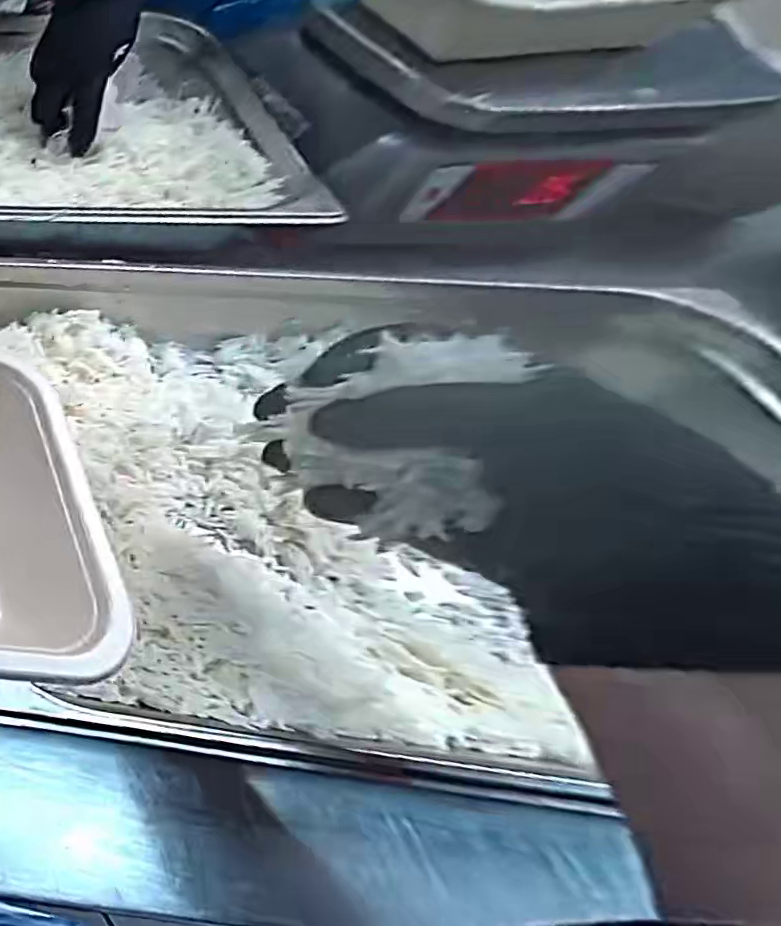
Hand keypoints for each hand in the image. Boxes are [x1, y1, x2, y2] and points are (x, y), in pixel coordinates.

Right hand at [30, 0, 143, 156]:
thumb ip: (103, 73)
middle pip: (45, 116)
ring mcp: (46, 65)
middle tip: (59, 132)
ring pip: (40, 98)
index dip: (79, 139)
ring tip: (58, 108)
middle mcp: (61, 77)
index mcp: (88, 77)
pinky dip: (48, 84)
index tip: (76, 152)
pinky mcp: (39, 53)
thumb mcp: (120, 47)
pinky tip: (58, 80)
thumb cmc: (117, 7)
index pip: (82, 119)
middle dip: (51, 127)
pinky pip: (41, 78)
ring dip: (48, 106)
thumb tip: (92, 87)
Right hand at [257, 326, 780, 669]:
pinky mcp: (454, 524)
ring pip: (372, 456)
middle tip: (268, 425)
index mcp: (493, 380)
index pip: (399, 354)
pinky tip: (322, 505)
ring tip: (278, 467)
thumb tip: (319, 419)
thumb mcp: (512, 423)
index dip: (339, 365)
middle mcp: (470, 421)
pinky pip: (389, 507)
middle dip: (315, 414)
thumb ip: (410, 412)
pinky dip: (351, 505)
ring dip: (320, 459)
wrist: (672, 587)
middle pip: (372, 405)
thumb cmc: (600, 479)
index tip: (298, 389)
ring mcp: (460, 474)